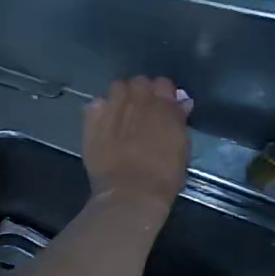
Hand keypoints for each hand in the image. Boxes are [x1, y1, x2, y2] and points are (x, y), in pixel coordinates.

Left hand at [82, 77, 191, 209]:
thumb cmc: (163, 177)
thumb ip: (179, 121)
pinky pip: (95, 103)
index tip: (162, 106)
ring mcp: (113, 107)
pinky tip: (102, 124)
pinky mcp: (92, 119)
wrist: (129, 192)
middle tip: (139, 110)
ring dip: (120, 96)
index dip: (162, 94)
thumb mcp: (181, 148)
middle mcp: (139, 100)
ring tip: (119, 113)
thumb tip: (181, 103)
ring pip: (117, 87)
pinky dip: (100, 109)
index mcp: (165, 106)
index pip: (164, 84)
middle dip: (140, 93)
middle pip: (139, 82)